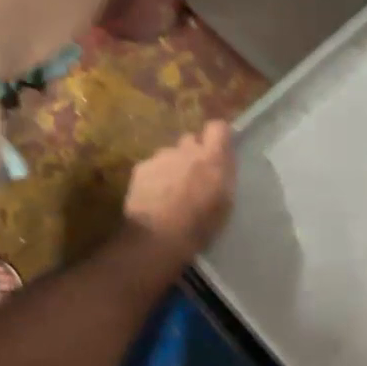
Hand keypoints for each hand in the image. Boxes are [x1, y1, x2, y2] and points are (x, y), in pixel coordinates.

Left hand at [122, 121, 235, 256]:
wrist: (157, 239)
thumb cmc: (198, 226)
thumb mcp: (225, 203)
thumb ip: (224, 174)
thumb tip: (224, 158)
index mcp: (211, 158)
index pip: (218, 127)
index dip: (217, 137)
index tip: (217, 150)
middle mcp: (186, 150)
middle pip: (190, 140)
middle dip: (192, 153)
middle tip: (193, 176)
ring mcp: (161, 157)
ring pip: (170, 154)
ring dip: (172, 167)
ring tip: (170, 191)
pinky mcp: (141, 167)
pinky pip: (152, 166)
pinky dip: (154, 178)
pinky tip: (153, 197)